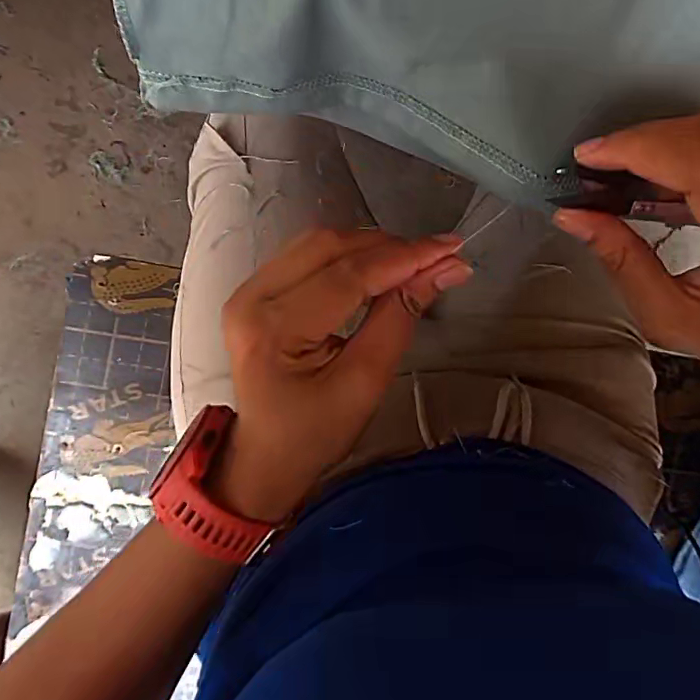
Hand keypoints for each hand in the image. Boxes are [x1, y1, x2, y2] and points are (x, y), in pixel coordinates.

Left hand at [210, 228, 472, 521]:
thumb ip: (399, 318)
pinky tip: (379, 265)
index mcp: (273, 329)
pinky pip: (308, 254)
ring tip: (415, 259)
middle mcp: (251, 297)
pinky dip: (349, 253)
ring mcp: (248, 289)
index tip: (451, 249)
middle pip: (329, 247)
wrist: (266, 456)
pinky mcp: (255, 288)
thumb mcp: (365, 383)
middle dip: (389, 246)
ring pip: (319, 243)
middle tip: (438, 255)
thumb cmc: (315, 433)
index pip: (347, 276)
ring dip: (370, 245)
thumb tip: (444, 269)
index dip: (403, 257)